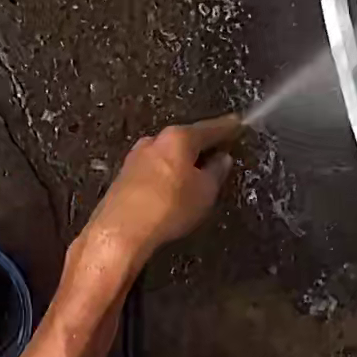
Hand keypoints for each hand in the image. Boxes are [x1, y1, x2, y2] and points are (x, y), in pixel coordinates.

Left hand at [83, 114, 241, 263]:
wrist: (119, 232)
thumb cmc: (168, 208)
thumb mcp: (205, 192)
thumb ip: (217, 171)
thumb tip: (222, 158)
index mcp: (178, 138)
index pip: (210, 128)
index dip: (228, 128)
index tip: (238, 124)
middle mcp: (154, 141)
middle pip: (185, 139)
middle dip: (202, 147)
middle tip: (219, 155)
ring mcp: (136, 157)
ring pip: (167, 154)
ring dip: (182, 162)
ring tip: (196, 178)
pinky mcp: (124, 176)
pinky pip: (154, 169)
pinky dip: (167, 174)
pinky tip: (172, 189)